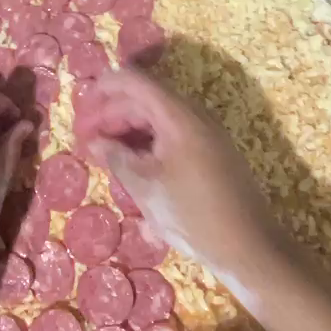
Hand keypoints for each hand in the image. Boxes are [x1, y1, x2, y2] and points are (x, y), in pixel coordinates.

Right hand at [82, 70, 282, 280]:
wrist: (250, 248)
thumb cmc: (193, 214)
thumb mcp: (145, 187)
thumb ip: (116, 157)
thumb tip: (95, 141)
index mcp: (178, 116)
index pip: (135, 82)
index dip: (104, 88)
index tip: (81, 109)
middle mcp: (194, 117)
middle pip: (145, 100)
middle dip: (112, 115)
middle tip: (86, 140)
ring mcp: (206, 135)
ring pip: (158, 120)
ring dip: (128, 132)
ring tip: (105, 156)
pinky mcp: (211, 155)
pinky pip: (172, 137)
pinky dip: (148, 145)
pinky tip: (133, 169)